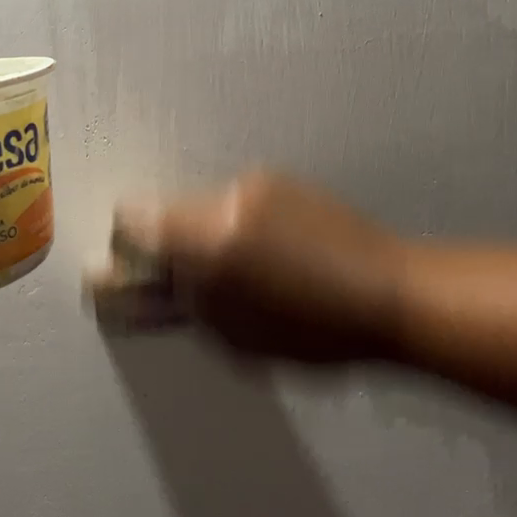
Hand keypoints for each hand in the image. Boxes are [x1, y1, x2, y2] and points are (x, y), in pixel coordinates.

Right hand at [97, 171, 412, 363]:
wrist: (392, 293)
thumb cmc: (317, 330)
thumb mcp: (238, 336)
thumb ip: (180, 304)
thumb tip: (128, 291)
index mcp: (213, 241)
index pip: (134, 219)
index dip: (124, 245)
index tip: (132, 269)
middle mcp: (229, 199)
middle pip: (170, 212)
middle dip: (174, 247)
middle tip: (202, 284)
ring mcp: (257, 184)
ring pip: (206, 208)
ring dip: (212, 238)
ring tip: (254, 275)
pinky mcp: (281, 179)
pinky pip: (238, 202)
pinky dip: (241, 227)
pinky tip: (277, 256)